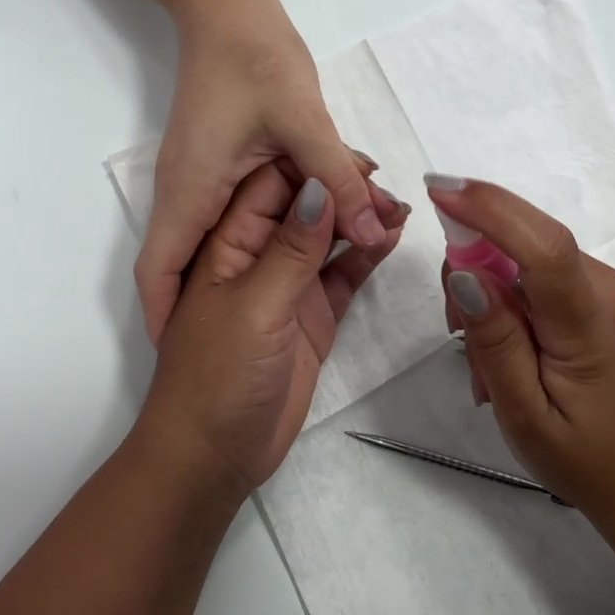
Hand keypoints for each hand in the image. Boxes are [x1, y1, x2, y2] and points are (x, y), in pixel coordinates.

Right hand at [138, 0, 390, 339]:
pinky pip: (251, 208)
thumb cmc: (254, 59)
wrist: (228, 5)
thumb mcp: (304, 122)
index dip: (165, 318)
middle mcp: (189, 191)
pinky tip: (339, 221)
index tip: (187, 360)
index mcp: (191, 190)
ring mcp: (205, 175)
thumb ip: (337, 180)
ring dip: (280, 250)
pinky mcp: (223, 161)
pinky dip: (289, 220)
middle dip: (244, 291)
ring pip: (238, 233)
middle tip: (287, 325)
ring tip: (330, 270)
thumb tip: (375, 232)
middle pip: (202, 260)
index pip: (160, 269)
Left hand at [140, 165, 406, 490]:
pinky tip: (392, 238)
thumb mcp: (255, 306)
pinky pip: (341, 274)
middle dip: (342, 192)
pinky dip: (365, 256)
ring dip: (358, 221)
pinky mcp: (312, 314)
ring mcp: (287, 284)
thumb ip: (290, 250)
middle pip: (302, 207)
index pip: (269, 186)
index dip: (310, 167)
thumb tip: (321, 187)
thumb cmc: (218, 374)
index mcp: (228, 242)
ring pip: (326, 238)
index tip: (357, 159)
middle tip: (388, 183)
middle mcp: (258, 254)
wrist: (213, 456)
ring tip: (400, 206)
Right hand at [433, 178, 614, 524]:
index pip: (543, 245)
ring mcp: (608, 288)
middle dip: (474, 261)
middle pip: (526, 241)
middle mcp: (607, 288)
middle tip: (456, 331)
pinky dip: (509, 298)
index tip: (438, 191)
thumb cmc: (588, 461)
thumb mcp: (526, 416)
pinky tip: (506, 349)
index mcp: (592, 322)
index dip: (490, 209)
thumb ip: (495, 341)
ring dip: (489, 289)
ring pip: (526, 255)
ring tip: (486, 361)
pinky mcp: (601, 295)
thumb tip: (463, 271)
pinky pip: (539, 273)